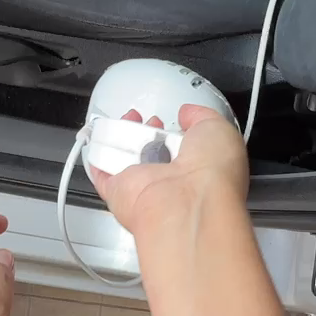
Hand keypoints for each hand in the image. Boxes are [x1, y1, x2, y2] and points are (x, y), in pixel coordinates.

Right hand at [89, 104, 248, 237]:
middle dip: (150, 131)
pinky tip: (99, 140)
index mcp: (199, 169)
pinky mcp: (120, 195)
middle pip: (154, 153)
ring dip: (125, 137)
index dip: (179, 131)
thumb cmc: (212, 174)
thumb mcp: (217, 128)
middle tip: (151, 120)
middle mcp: (170, 182)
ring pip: (129, 160)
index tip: (175, 118)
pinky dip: (97, 160)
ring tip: (131, 119)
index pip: (185, 149)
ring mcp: (144, 189)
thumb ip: (201, 117)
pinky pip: (103, 176)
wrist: (188, 202)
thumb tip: (188, 113)